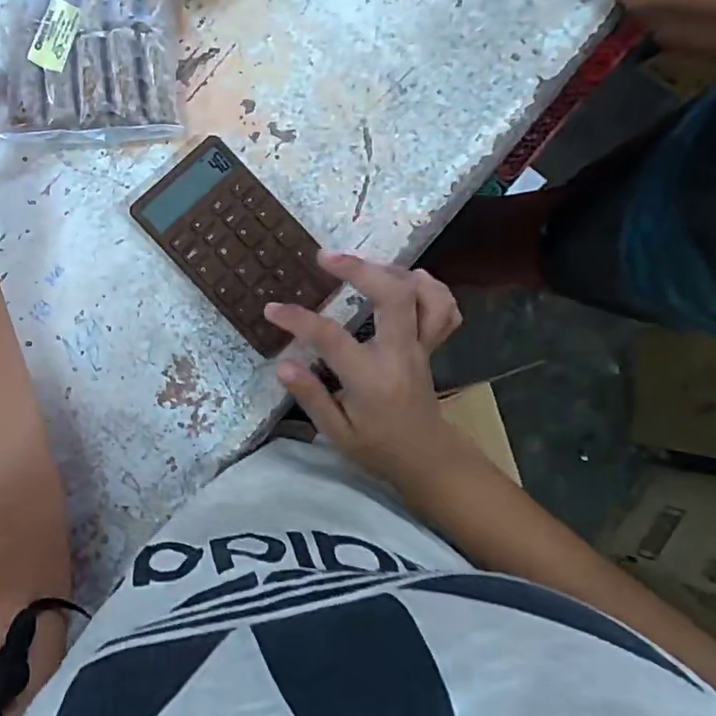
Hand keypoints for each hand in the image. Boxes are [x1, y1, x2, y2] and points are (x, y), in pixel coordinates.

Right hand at [264, 251, 474, 493]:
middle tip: (326, 257)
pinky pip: (443, 308)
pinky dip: (429, 287)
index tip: (272, 308)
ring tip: (363, 265)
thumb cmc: (376, 448)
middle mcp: (401, 355)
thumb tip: (283, 364)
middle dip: (359, 269)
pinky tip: (406, 280)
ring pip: (425, 294)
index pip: (332, 338)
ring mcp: (421, 347)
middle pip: (393, 296)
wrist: (427, 458)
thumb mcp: (336, 432)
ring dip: (394, 271)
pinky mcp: (431, 346)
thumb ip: (311, 396)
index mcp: (371, 379)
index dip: (299, 319)